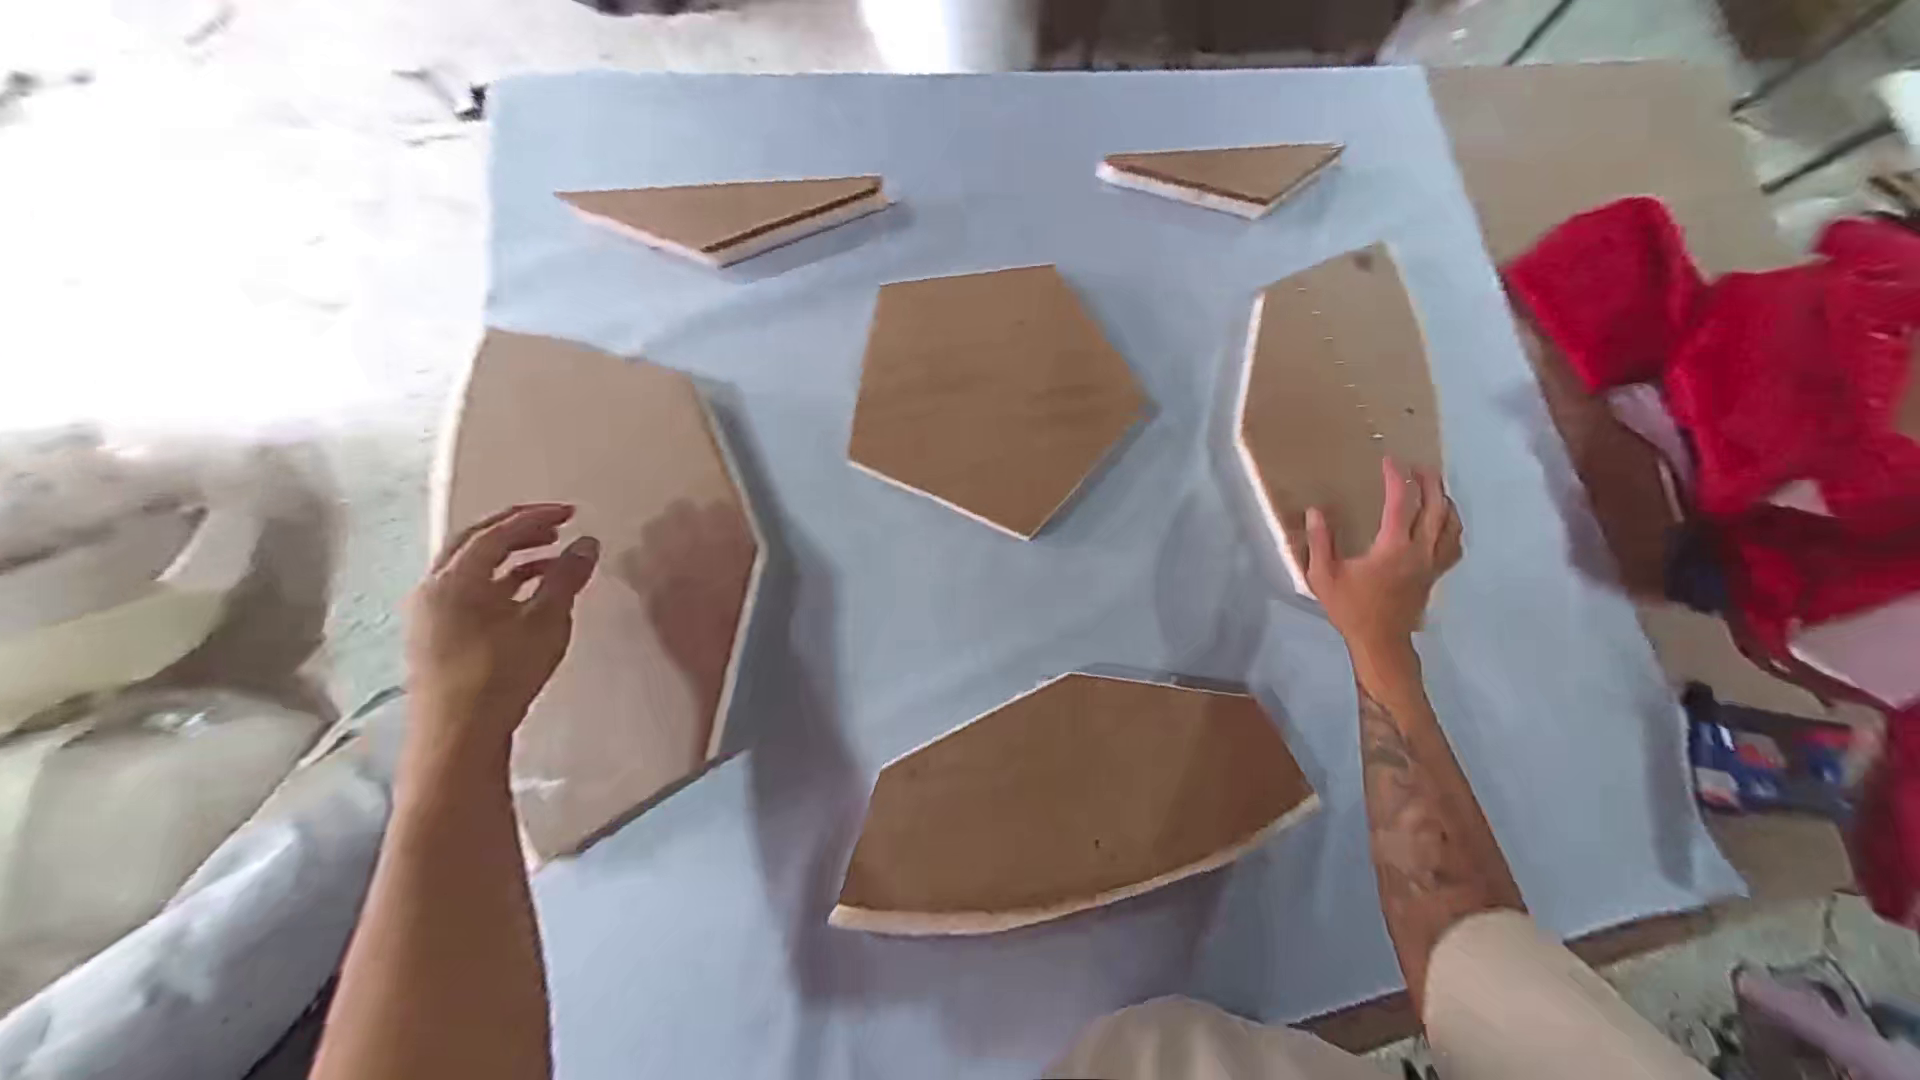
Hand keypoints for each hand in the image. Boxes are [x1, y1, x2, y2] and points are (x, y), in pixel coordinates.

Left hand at [406, 504, 599, 755]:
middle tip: (557, 526)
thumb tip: (587, 543)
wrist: (458, 735)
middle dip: (518, 530)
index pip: (496, 533)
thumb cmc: (502, 673)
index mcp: (455, 579)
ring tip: (552, 558)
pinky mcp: (438, 635)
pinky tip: (531, 593)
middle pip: (476, 543)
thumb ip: (566, 577)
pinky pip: (472, 591)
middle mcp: (434, 588)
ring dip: (513, 556)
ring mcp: (431, 613)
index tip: (571, 513)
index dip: (535, 518)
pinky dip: (503, 581)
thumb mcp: (546, 621)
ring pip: (473, 568)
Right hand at [1304, 458, 1461, 655]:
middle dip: (1428, 482)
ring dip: (1443, 500)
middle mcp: (1420, 551)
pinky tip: (1444, 520)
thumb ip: (1321, 542)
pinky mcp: (1436, 572)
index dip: (1396, 479)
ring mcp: (1433, 562)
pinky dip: (1452, 525)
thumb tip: (1316, 512)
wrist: (1380, 640)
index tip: (1390, 461)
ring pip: (1450, 523)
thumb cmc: (1349, 607)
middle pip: (1435, 507)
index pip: (1401, 504)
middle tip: (1418, 466)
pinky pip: (1454, 542)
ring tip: (1433, 486)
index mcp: (1393, 548)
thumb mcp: (1323, 576)